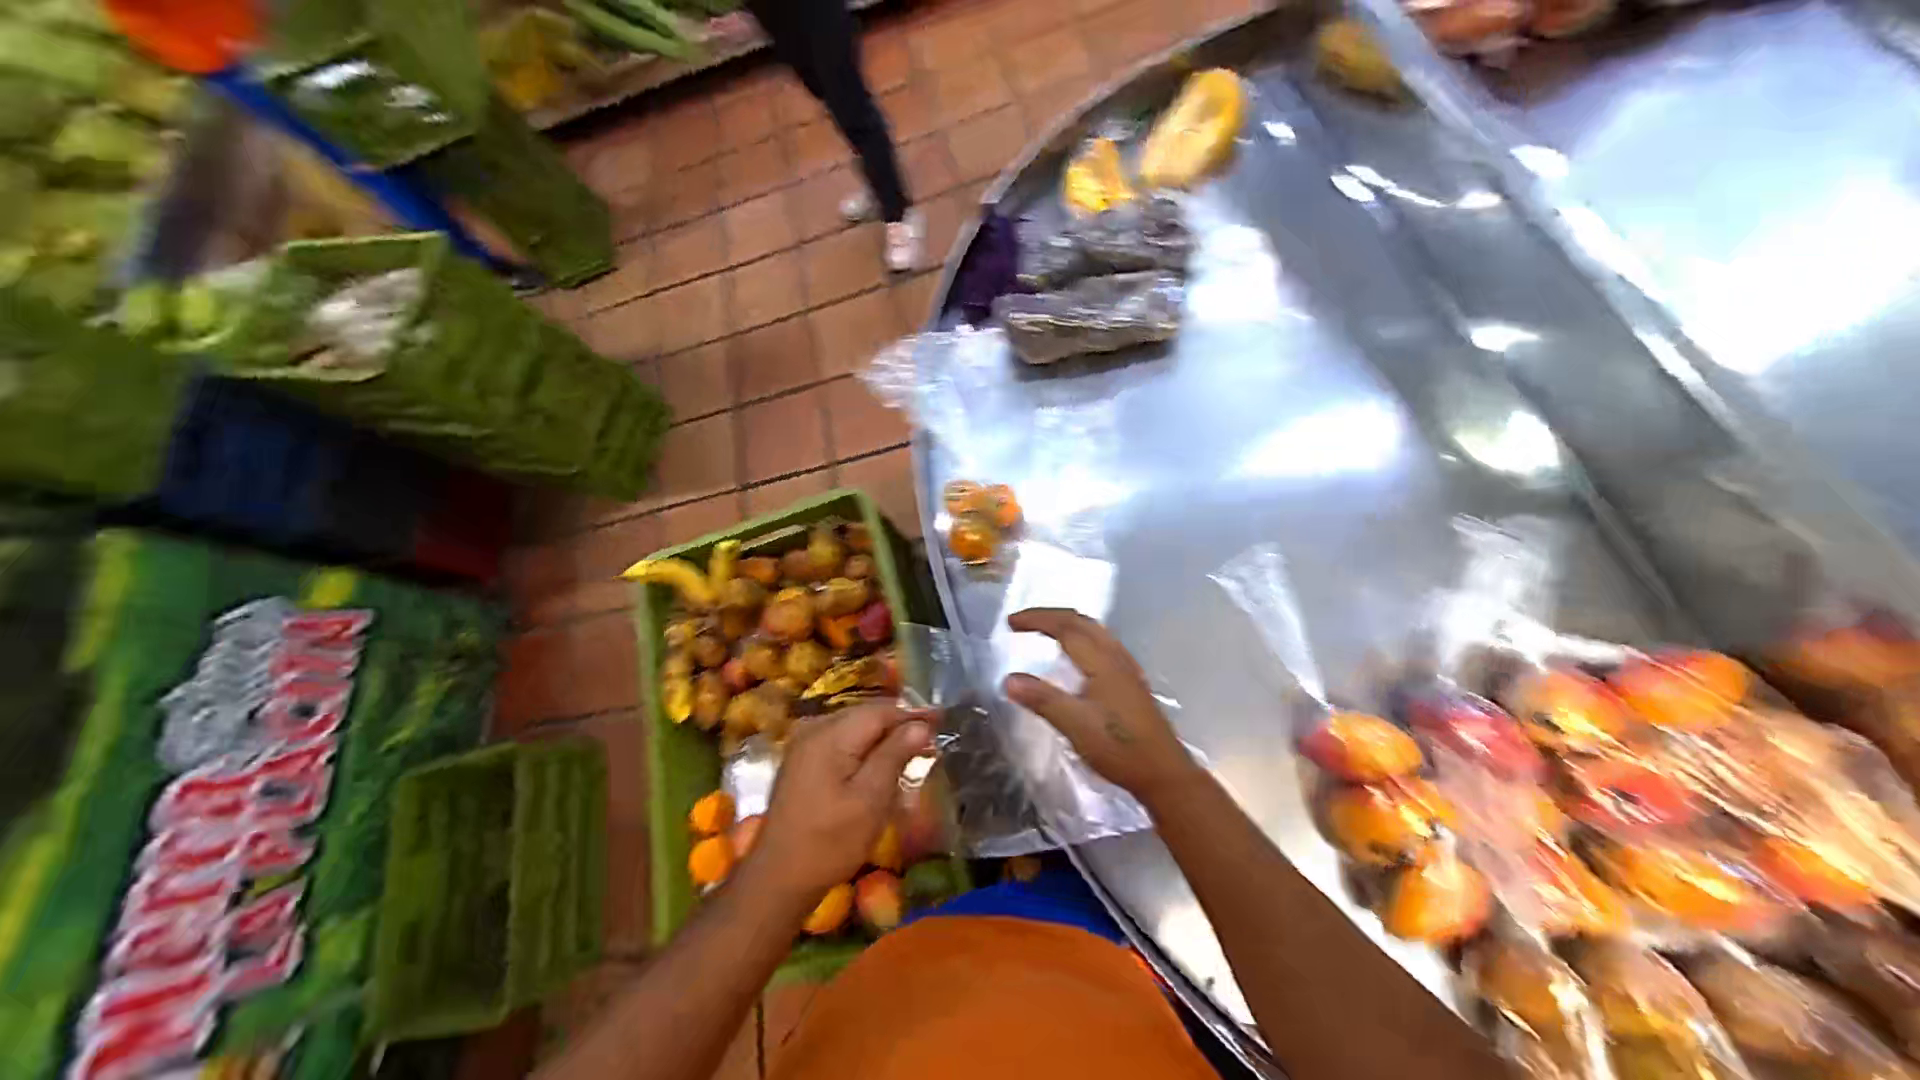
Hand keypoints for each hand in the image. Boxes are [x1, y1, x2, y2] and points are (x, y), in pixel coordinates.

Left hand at [749, 702, 932, 900]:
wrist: (779, 878)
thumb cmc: (830, 842)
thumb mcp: (871, 799)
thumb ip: (894, 755)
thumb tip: (920, 724)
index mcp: (829, 734)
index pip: (880, 711)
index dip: (913, 714)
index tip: (942, 720)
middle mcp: (813, 729)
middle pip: (866, 714)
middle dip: (898, 723)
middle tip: (930, 737)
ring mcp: (803, 744)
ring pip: (853, 726)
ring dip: (882, 735)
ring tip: (911, 748)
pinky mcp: (801, 760)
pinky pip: (840, 740)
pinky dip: (863, 746)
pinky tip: (878, 761)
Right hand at [1002, 608, 1201, 802]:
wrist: (1164, 774)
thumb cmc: (1118, 749)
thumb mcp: (1075, 725)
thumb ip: (1042, 699)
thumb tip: (1008, 679)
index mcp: (1102, 662)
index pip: (1066, 627)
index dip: (1037, 619)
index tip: (1011, 622)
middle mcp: (1117, 658)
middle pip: (1082, 622)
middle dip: (1050, 616)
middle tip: (1023, 622)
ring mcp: (1128, 670)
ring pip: (1095, 631)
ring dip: (1067, 624)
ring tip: (1046, 630)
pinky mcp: (1132, 683)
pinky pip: (1103, 644)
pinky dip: (1081, 637)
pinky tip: (1078, 655)